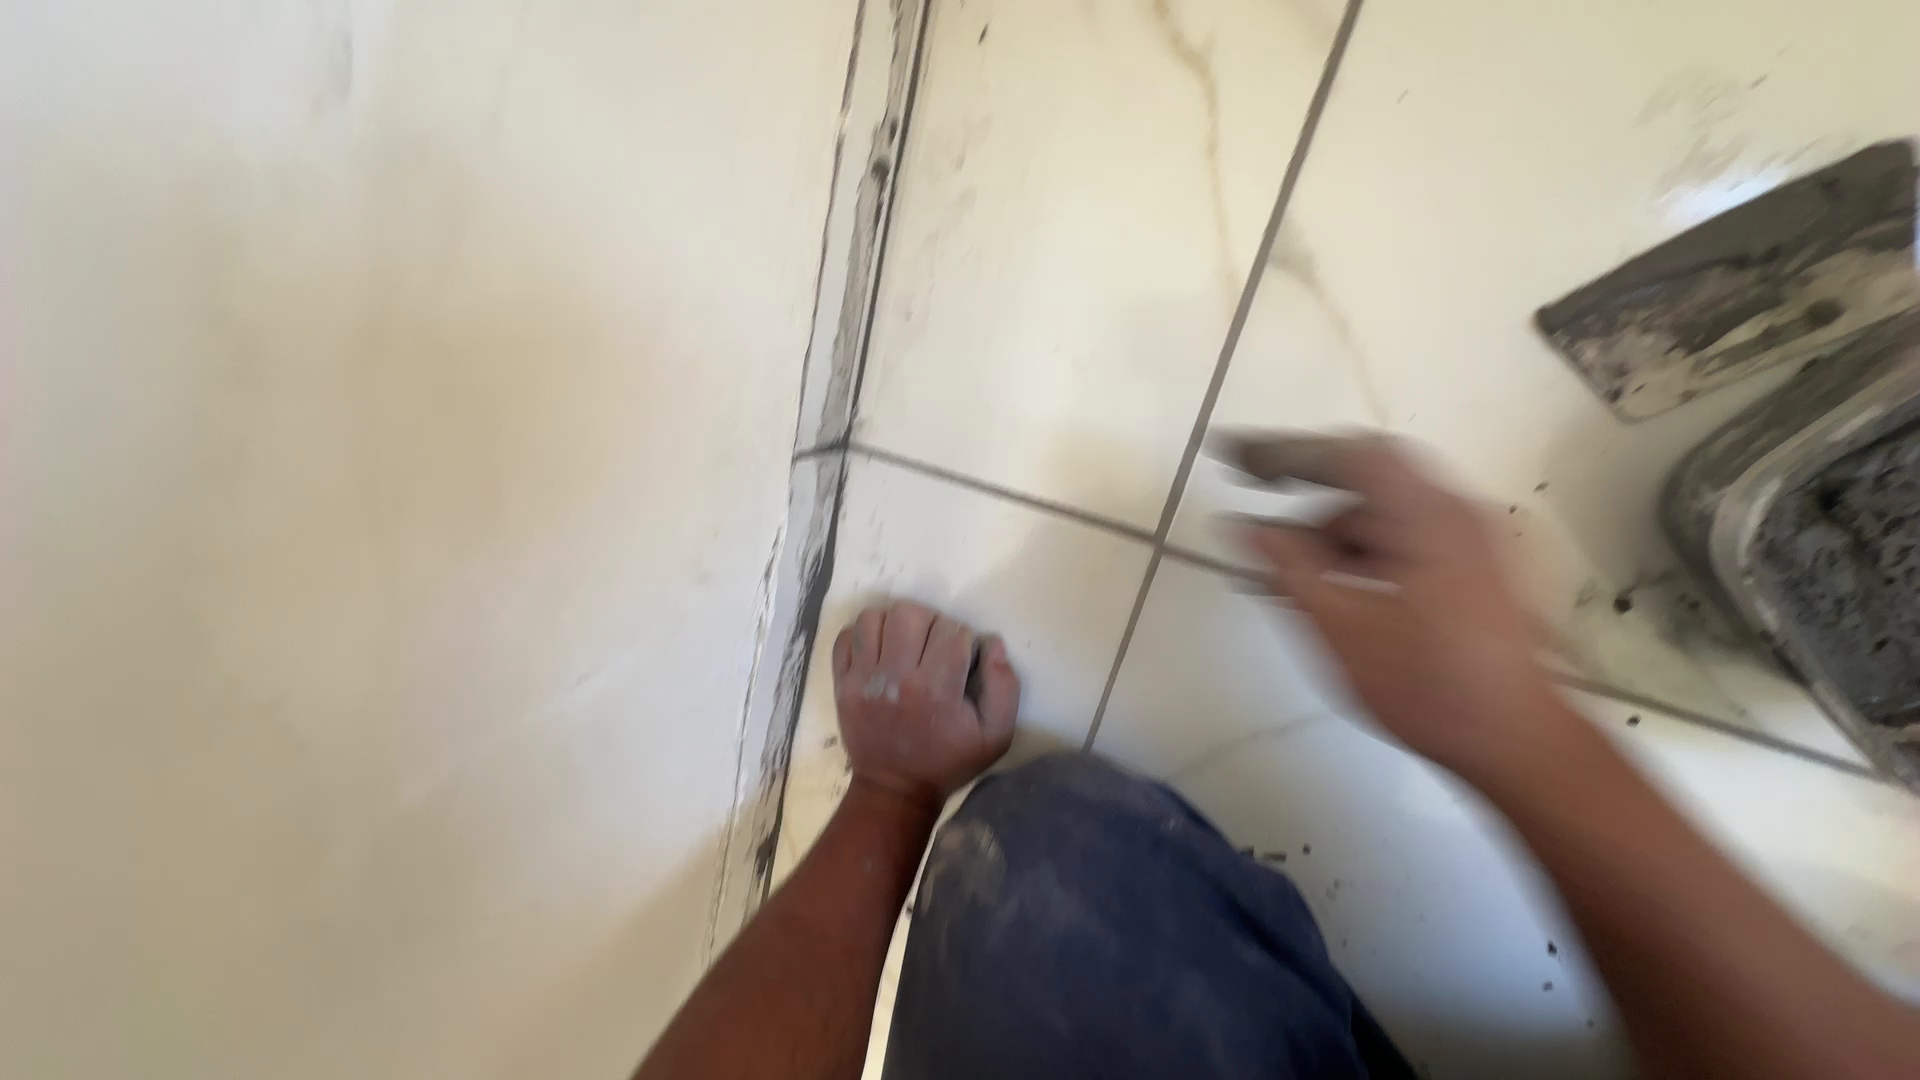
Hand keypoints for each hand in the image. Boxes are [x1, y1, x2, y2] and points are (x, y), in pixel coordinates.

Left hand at [831, 601, 1020, 809]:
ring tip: (905, 644)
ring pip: (873, 619)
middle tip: (934, 645)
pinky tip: (880, 652)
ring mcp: (863, 679)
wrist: (896, 790)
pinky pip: (846, 637)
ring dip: (893, 624)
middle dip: (929, 622)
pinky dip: (863, 636)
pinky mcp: (841, 684)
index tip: (962, 658)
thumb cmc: (949, 761)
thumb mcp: (995, 734)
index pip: (952, 631)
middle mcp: (896, 677)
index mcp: (936, 688)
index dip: (963, 638)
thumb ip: (1004, 685)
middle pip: (909, 614)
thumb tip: (992, 642)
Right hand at [1224, 432, 1566, 778]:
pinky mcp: (1477, 570)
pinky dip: (1357, 557)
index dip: (1285, 451)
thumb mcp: (1341, 629)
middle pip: (1367, 483)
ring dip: (1327, 538)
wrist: (1521, 747)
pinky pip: (1402, 543)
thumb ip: (1289, 567)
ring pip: (1382, 518)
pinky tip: (1322, 590)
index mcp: (1432, 519)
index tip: (1231, 458)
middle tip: (1253, 513)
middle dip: (1303, 499)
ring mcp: (1474, 543)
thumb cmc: (1428, 689)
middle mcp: (1461, 516)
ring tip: (1279, 580)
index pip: (1352, 456)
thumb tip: (1243, 526)